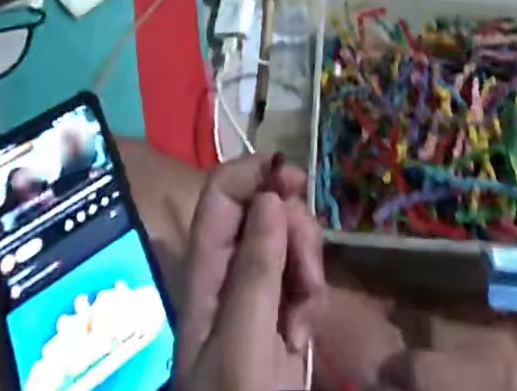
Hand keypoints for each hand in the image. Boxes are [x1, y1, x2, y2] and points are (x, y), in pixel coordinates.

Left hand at [176, 153, 326, 390]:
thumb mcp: (244, 343)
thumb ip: (256, 270)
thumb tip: (271, 197)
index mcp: (205, 267)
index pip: (221, 191)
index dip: (253, 173)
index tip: (292, 181)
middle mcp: (229, 268)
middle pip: (263, 208)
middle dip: (293, 228)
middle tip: (305, 272)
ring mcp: (256, 290)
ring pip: (287, 236)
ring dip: (307, 264)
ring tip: (303, 315)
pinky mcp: (279, 311)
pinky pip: (302, 273)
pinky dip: (311, 293)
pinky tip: (303, 331)